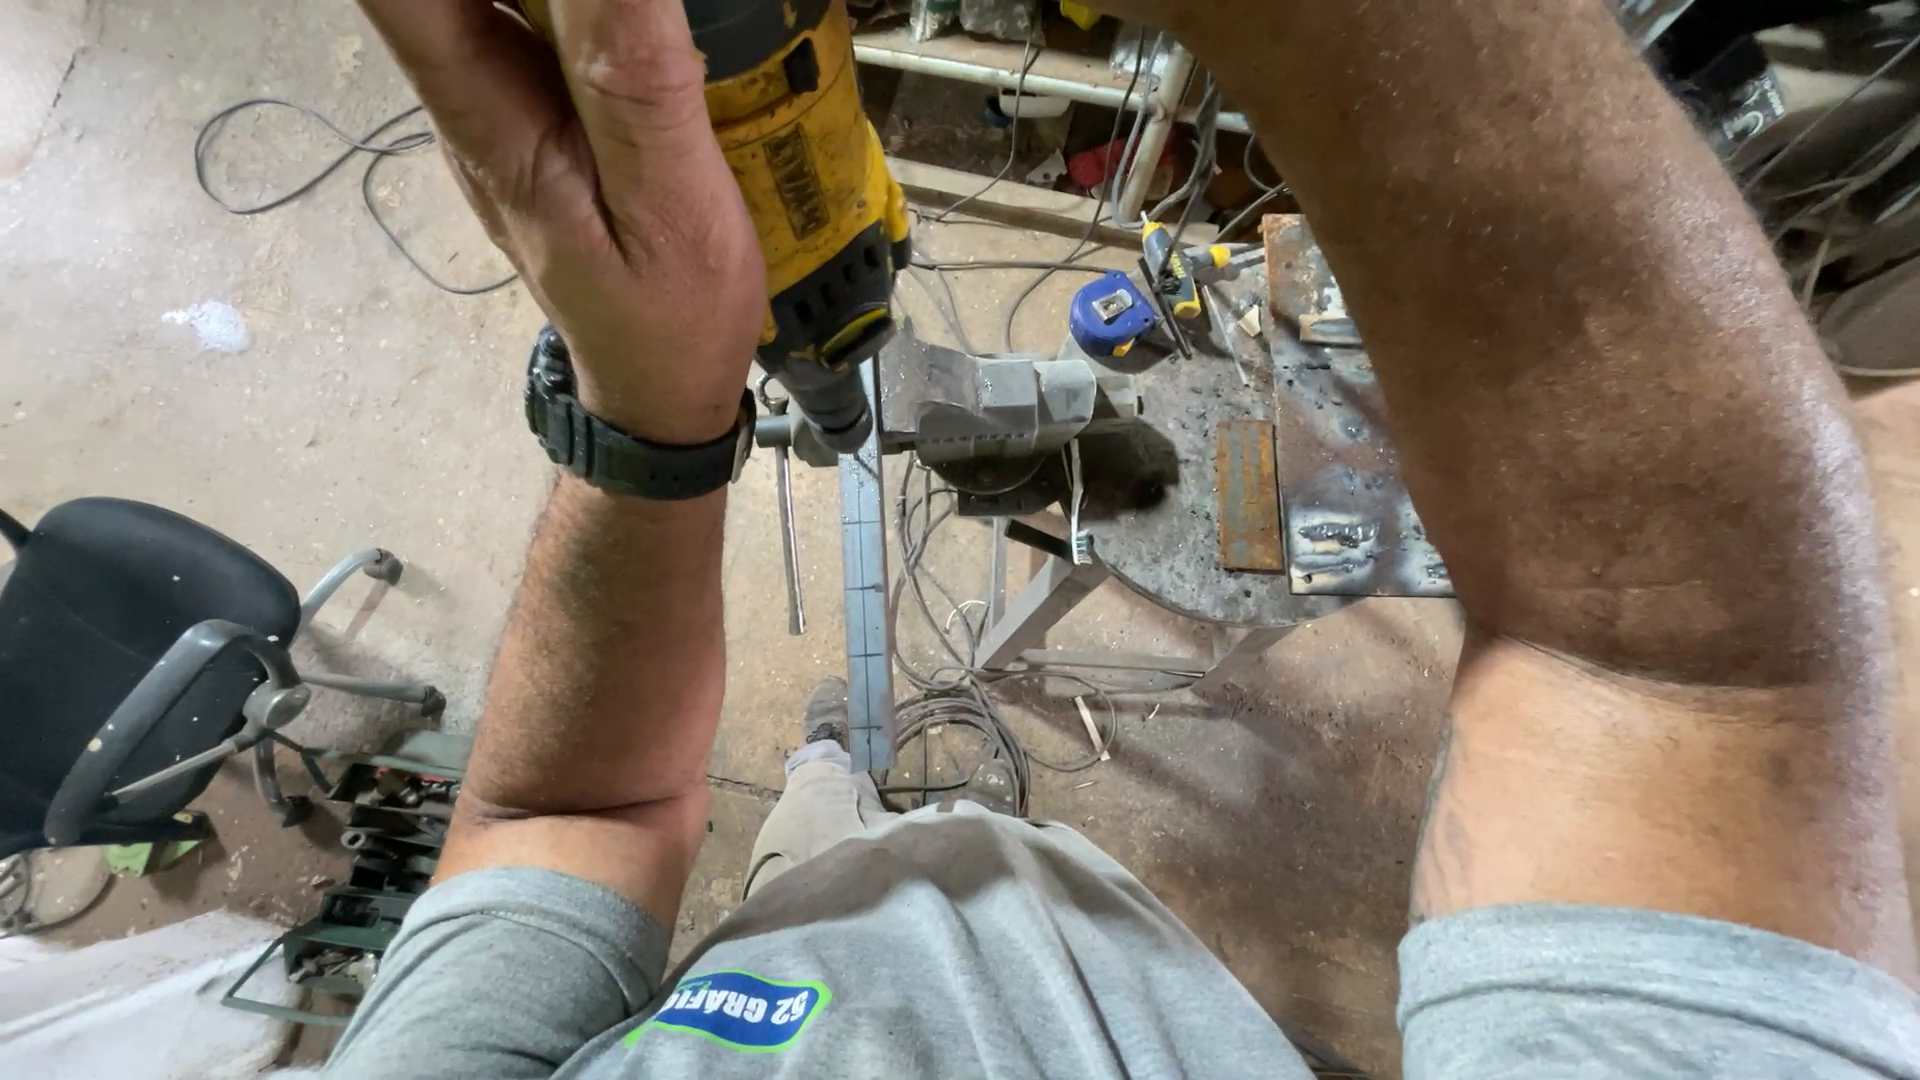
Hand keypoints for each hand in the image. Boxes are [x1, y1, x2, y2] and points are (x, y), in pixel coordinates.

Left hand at [358, 0, 766, 444]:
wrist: (665, 389)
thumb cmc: (676, 319)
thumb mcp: (675, 208)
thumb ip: (638, 83)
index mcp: (490, 120)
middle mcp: (468, 107)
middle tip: (630, 12)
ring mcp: (498, 124)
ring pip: (481, 2)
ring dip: (550, 2)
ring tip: (636, 23)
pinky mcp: (534, 139)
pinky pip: (521, 36)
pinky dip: (564, 16)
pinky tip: (623, 29)